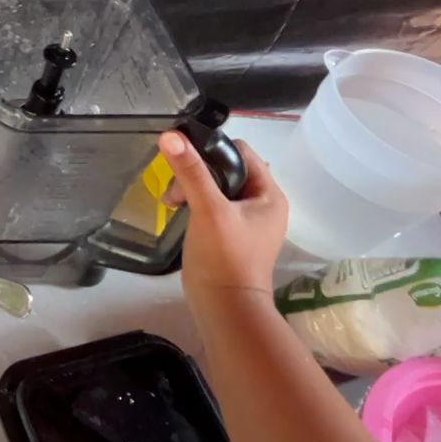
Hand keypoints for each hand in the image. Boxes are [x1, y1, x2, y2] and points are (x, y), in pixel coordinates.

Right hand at [160, 132, 287, 303]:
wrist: (225, 306)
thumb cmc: (225, 256)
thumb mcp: (208, 209)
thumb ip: (191, 171)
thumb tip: (171, 135)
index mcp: (269, 196)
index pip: (242, 152)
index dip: (213, 148)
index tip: (184, 154)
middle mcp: (261, 203)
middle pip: (225, 167)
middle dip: (196, 171)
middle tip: (175, 185)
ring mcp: (245, 218)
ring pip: (214, 184)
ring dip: (190, 186)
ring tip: (171, 201)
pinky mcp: (228, 230)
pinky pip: (209, 201)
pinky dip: (192, 200)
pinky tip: (176, 209)